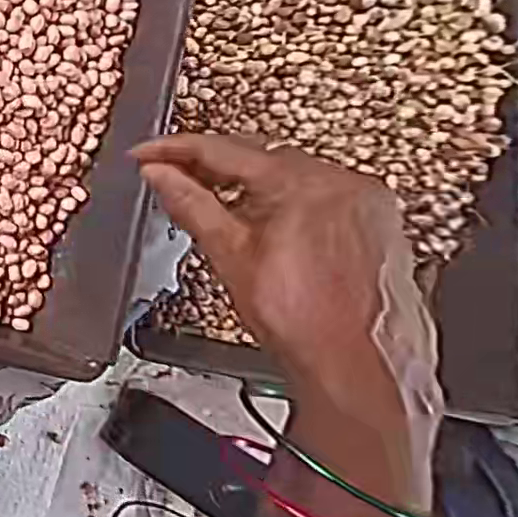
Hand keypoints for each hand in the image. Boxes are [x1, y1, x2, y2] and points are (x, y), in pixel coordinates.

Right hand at [131, 135, 439, 422]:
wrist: (361, 368)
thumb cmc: (301, 319)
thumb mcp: (226, 251)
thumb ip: (188, 201)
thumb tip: (157, 172)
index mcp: (306, 186)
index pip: (222, 149)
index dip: (171, 148)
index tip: (142, 154)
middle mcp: (345, 185)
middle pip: (255, 153)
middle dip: (203, 161)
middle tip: (161, 171)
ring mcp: (366, 203)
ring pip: (283, 170)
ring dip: (236, 178)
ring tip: (197, 194)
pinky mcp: (375, 222)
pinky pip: (312, 190)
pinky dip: (271, 194)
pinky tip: (245, 213)